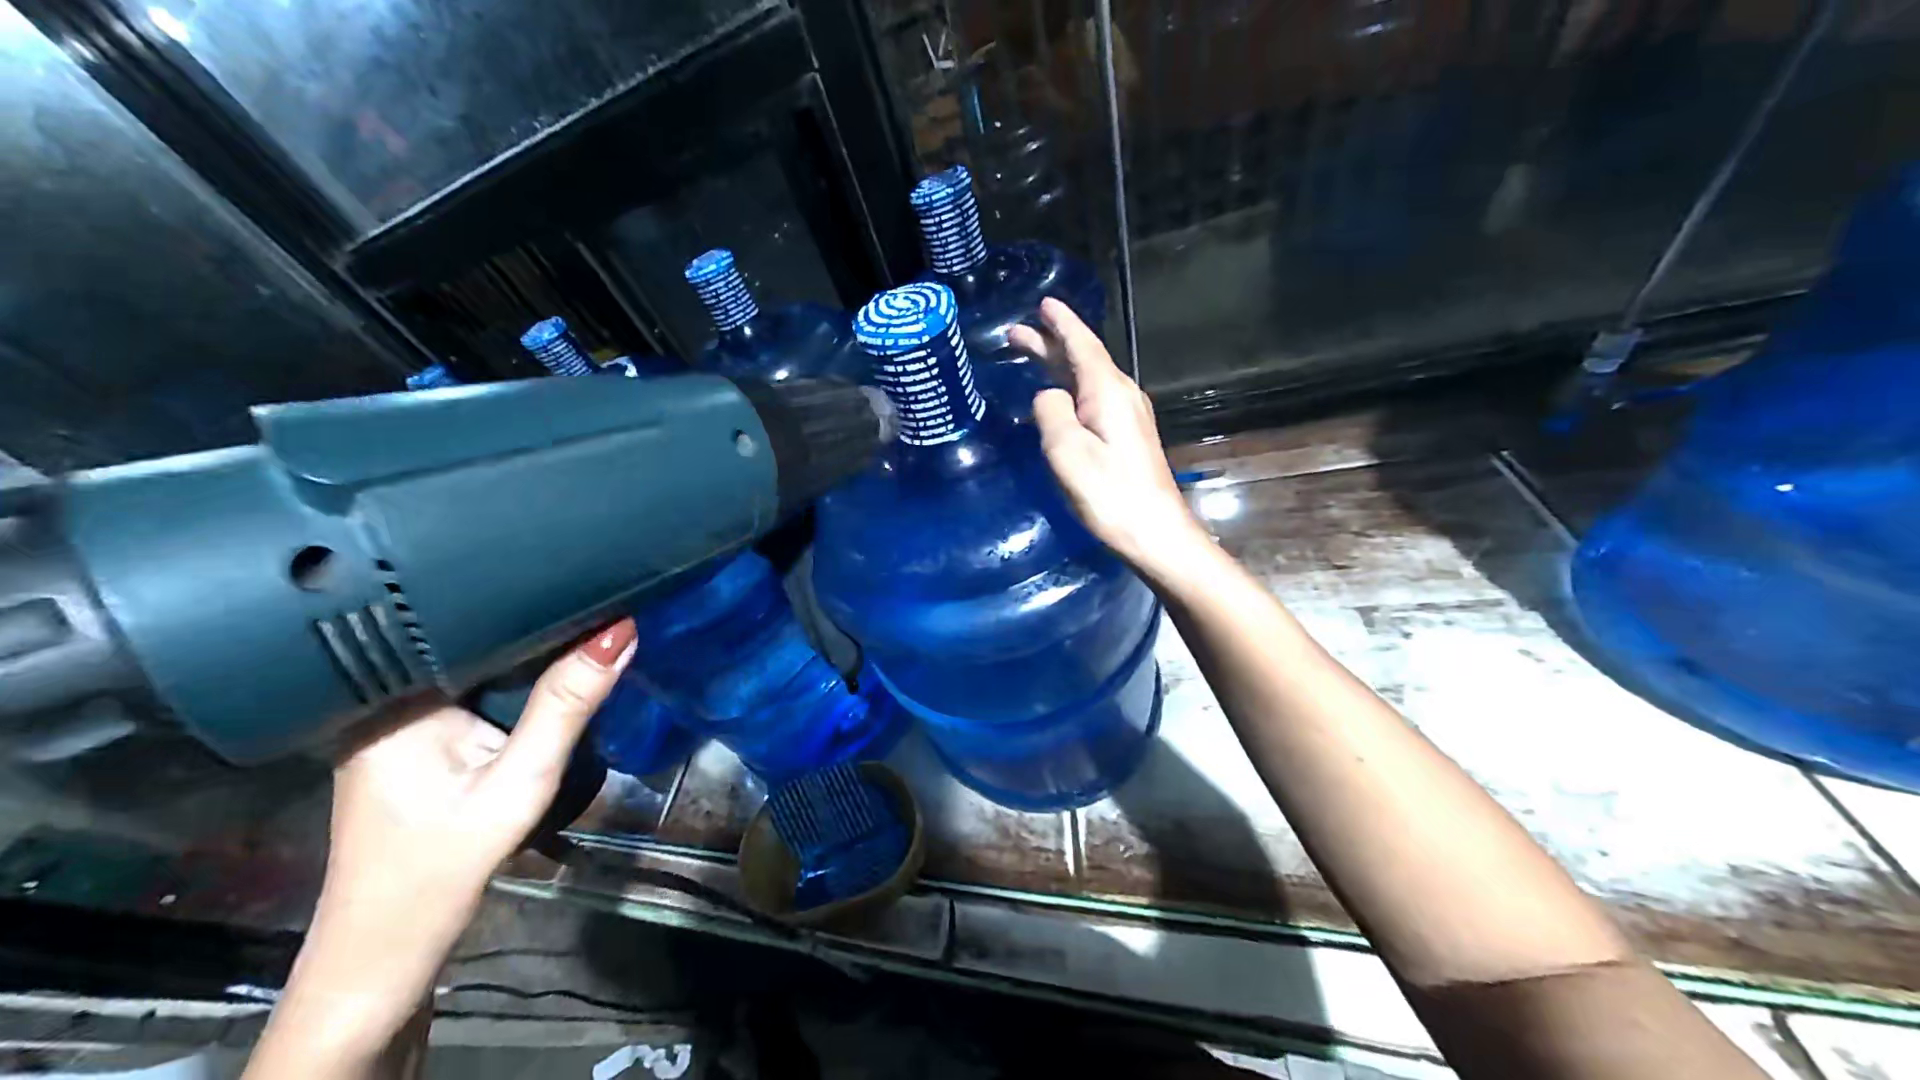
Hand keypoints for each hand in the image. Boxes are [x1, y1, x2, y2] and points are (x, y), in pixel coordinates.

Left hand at [246, 619, 635, 1076]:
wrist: (388, 948)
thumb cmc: (444, 866)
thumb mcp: (520, 783)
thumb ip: (567, 706)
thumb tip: (621, 631)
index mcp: (391, 695)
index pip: (464, 616)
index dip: (526, 590)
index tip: (584, 567)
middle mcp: (383, 693)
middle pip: (469, 633)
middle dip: (535, 615)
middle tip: (599, 583)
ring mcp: (394, 715)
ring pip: (474, 658)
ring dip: (527, 646)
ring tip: (585, 608)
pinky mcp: (413, 734)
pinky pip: (472, 683)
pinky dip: (513, 674)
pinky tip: (552, 662)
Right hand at [1008, 299, 1215, 584]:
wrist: (1155, 533)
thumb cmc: (1110, 494)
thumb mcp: (1068, 452)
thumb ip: (1051, 412)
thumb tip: (1048, 397)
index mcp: (1108, 392)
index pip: (1082, 345)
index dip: (1061, 323)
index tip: (1043, 303)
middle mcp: (1122, 395)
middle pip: (1083, 359)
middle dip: (1050, 343)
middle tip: (1015, 333)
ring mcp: (1128, 416)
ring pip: (1087, 379)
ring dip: (1058, 365)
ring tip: (1030, 356)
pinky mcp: (1127, 436)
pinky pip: (1093, 398)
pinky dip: (1070, 388)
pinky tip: (1057, 398)